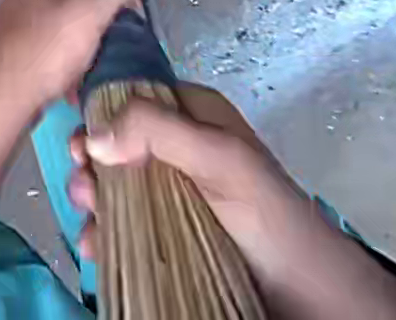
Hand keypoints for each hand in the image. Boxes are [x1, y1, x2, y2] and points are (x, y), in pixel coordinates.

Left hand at [0, 0, 139, 112]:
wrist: (9, 92)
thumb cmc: (48, 45)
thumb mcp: (89, 12)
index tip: (118, 4)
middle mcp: (20, 0)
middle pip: (64, 5)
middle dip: (87, 22)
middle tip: (113, 37)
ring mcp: (13, 30)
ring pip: (55, 34)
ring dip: (76, 48)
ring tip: (100, 64)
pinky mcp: (12, 59)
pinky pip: (46, 59)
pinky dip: (63, 70)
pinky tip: (77, 86)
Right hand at [68, 86, 314, 281]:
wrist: (315, 305)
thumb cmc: (270, 217)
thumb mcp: (219, 158)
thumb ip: (156, 129)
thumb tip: (91, 137)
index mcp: (190, 114)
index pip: (129, 95)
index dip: (98, 114)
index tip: (80, 143)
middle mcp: (177, 146)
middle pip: (114, 141)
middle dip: (91, 164)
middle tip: (85, 190)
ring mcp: (172, 191)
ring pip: (114, 182)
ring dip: (92, 200)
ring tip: (90, 223)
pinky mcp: (168, 232)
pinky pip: (123, 222)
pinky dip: (103, 232)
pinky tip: (96, 246)